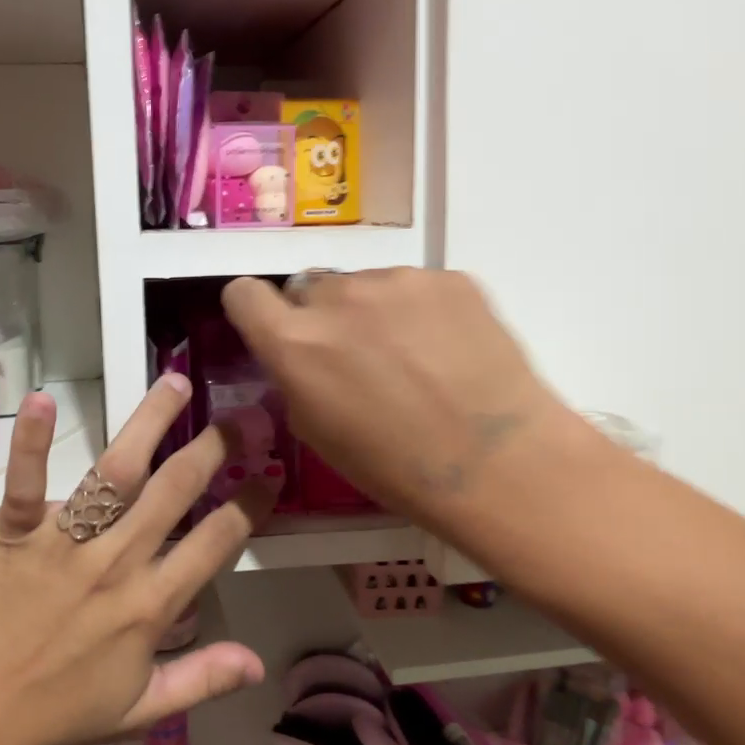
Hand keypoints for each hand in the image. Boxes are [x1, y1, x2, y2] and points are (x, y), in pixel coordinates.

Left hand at [0, 375, 275, 744]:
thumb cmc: (56, 712)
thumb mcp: (139, 709)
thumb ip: (200, 679)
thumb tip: (258, 663)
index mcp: (151, 605)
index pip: (215, 541)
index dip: (249, 505)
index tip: (271, 473)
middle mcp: (117, 562)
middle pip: (176, 491)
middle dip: (216, 447)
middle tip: (245, 414)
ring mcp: (66, 542)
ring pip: (117, 472)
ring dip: (149, 423)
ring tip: (175, 383)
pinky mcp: (18, 530)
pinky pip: (27, 480)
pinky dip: (34, 441)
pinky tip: (44, 398)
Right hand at [220, 269, 601, 532]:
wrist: (500, 464)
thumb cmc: (397, 468)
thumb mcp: (317, 434)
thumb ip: (295, 378)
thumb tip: (302, 355)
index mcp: (295, 342)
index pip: (243, 293)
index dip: (255, 310)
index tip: (273, 328)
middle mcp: (337, 296)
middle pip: (310, 289)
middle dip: (323, 317)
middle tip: (359, 359)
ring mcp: (396, 279)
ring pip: (365, 285)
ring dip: (374, 312)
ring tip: (415, 360)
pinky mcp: (448, 276)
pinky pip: (415, 287)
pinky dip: (422, 312)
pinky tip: (449, 352)